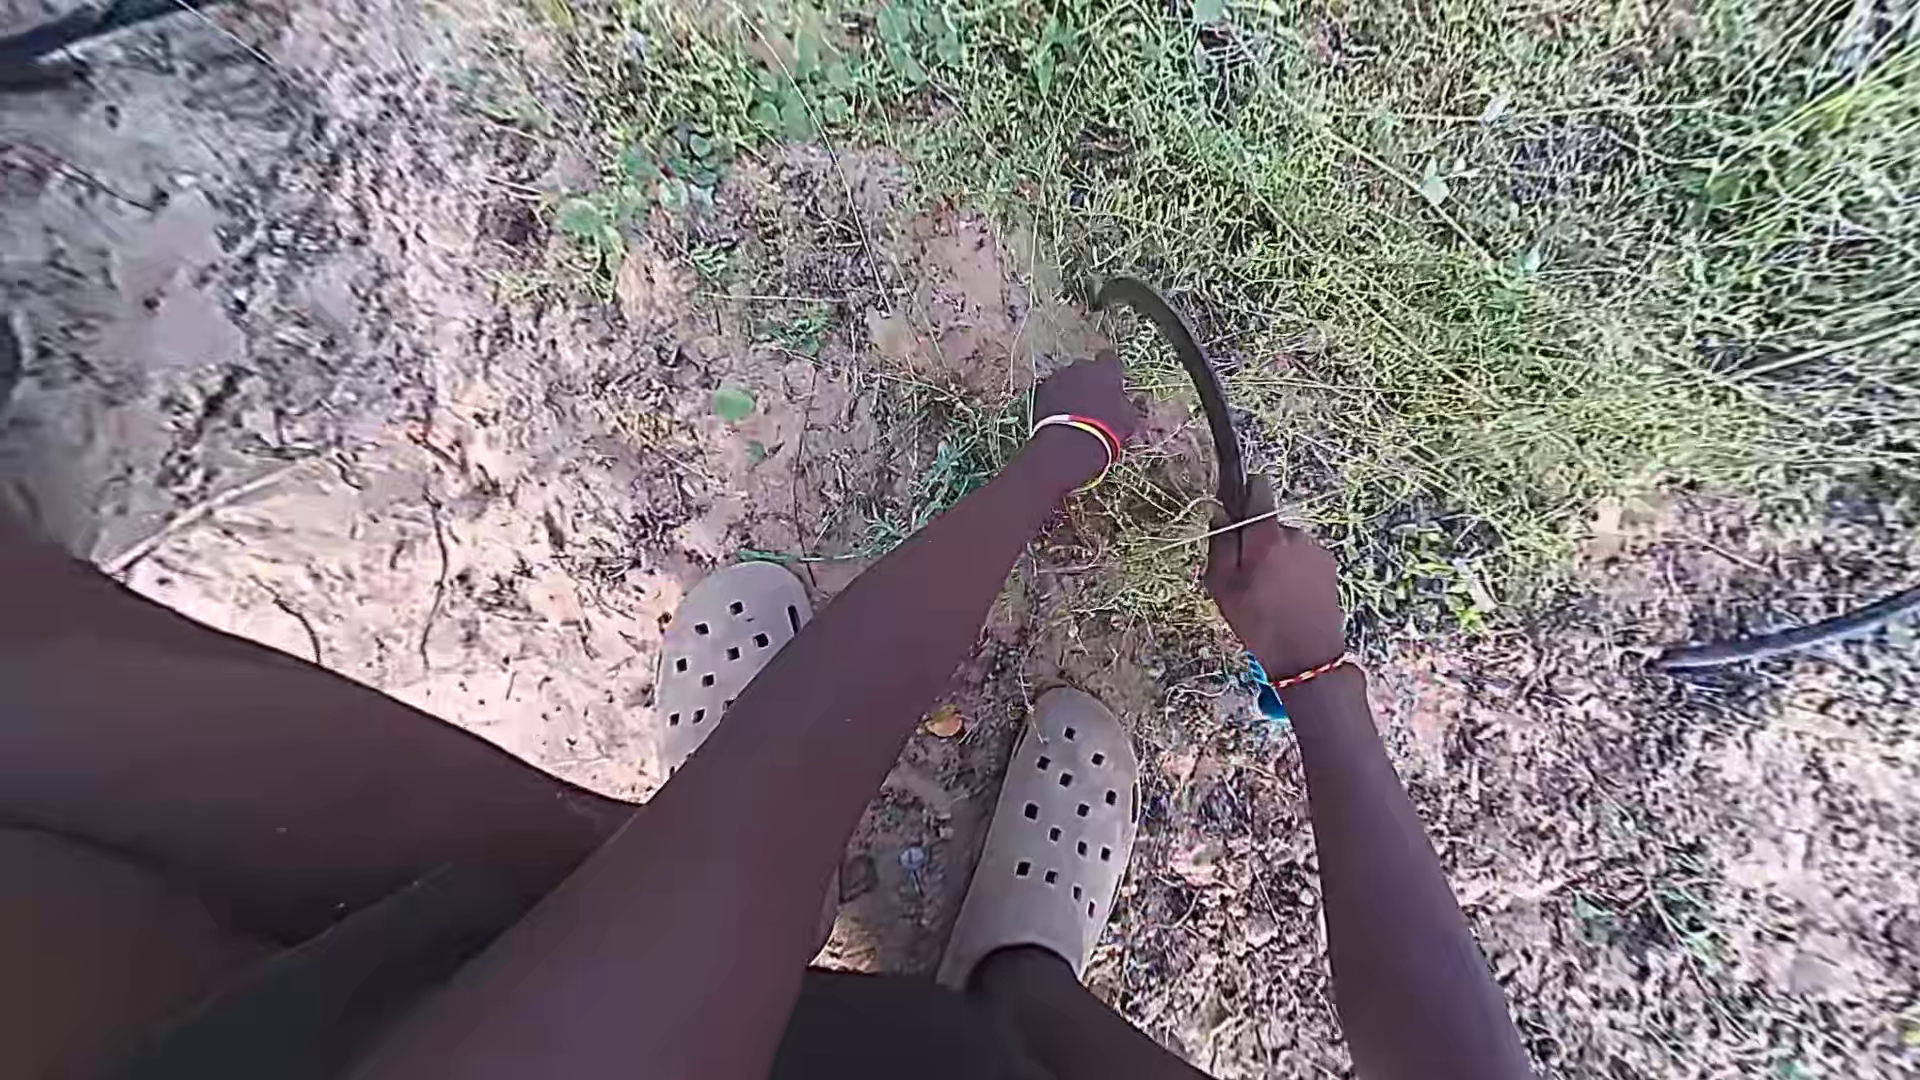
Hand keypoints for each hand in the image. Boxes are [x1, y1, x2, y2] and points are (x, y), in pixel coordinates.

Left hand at [1033, 350, 1135, 444]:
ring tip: (1071, 411)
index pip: (1109, 359)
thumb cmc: (1105, 430)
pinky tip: (1057, 414)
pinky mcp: (1041, 390)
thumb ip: (1128, 404)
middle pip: (1085, 367)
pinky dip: (1053, 398)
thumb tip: (1132, 401)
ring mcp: (1058, 376)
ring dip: (1068, 388)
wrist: (1070, 443)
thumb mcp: (1128, 420)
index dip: (1109, 371)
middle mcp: (1081, 367)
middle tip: (1090, 399)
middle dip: (1087, 379)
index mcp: (1105, 370)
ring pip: (1065, 378)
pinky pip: (1050, 390)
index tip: (1110, 382)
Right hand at [1202, 475, 1346, 676]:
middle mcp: (1295, 535)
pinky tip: (1283, 594)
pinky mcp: (1328, 566)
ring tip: (1264, 588)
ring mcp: (1316, 550)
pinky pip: (1301, 556)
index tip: (1234, 498)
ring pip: (1285, 541)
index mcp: (1266, 536)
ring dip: (1273, 555)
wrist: (1305, 654)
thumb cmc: (1255, 619)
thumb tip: (1220, 513)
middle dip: (1254, 538)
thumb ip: (1220, 543)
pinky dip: (1290, 568)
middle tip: (1242, 571)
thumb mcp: (1221, 583)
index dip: (1245, 489)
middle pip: (1268, 523)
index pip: (1259, 491)